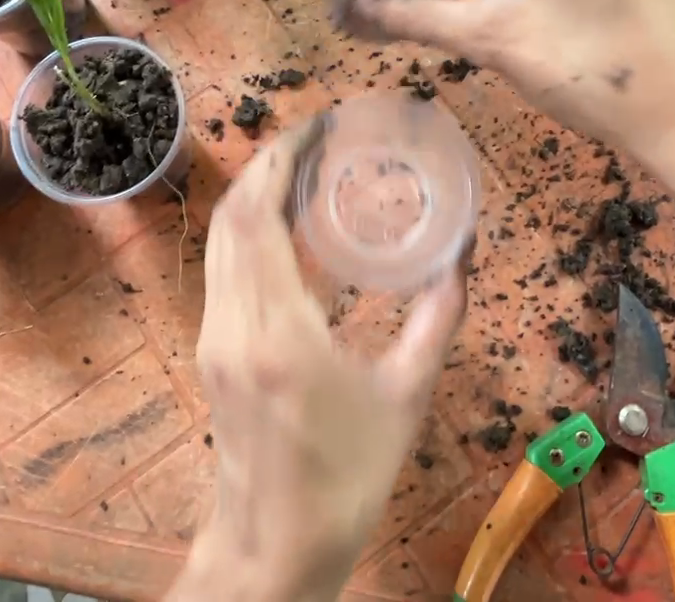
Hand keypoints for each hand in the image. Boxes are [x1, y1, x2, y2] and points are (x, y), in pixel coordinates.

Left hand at [166, 118, 466, 601]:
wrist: (274, 548)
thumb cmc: (348, 478)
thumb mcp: (406, 398)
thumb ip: (437, 319)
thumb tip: (464, 253)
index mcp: (281, 333)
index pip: (258, 217)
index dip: (278, 159)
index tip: (314, 126)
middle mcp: (233, 324)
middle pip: (231, 216)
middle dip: (265, 163)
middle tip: (311, 136)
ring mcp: (212, 335)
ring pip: (219, 238)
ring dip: (252, 191)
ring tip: (298, 165)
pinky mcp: (209, 347)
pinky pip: (221, 264)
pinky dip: (245, 226)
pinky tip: (281, 220)